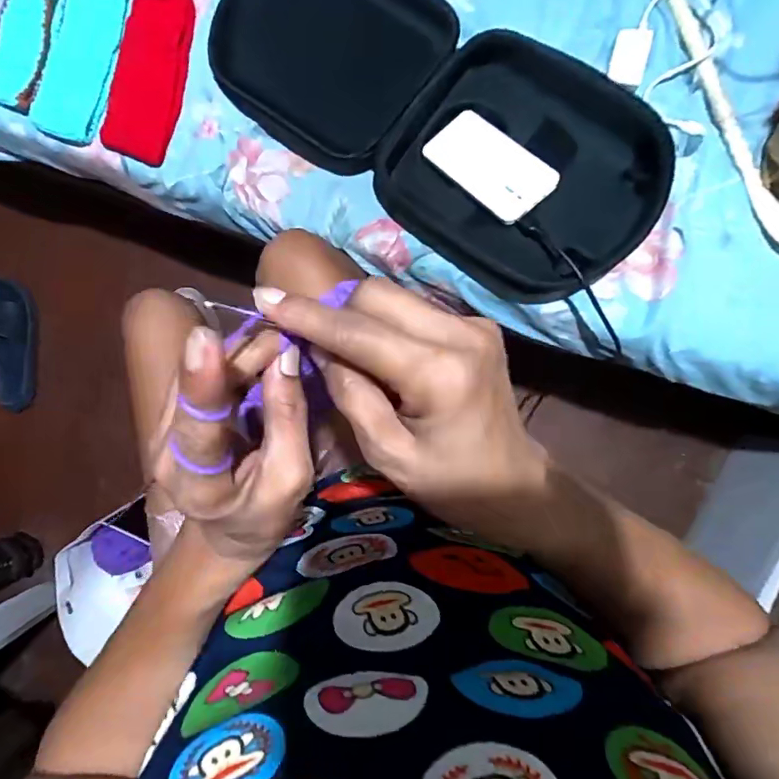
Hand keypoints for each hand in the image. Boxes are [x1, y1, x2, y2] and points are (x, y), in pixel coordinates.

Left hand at [146, 325, 313, 567]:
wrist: (225, 530)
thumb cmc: (261, 514)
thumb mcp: (289, 478)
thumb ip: (287, 420)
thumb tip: (286, 355)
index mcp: (195, 484)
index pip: (197, 430)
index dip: (201, 382)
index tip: (203, 337)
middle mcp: (165, 450)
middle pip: (199, 388)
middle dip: (241, 356)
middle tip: (285, 336)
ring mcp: (162, 426)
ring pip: (198, 373)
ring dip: (240, 353)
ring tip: (277, 342)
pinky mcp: (170, 410)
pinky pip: (201, 373)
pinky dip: (232, 359)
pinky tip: (259, 351)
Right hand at [253, 280, 549, 536]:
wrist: (514, 484)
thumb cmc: (448, 482)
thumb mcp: (386, 453)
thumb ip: (349, 394)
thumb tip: (319, 347)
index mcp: (438, 373)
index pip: (357, 331)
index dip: (306, 315)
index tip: (265, 297)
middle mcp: (460, 334)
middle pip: (374, 295)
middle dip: (332, 312)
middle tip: (307, 340)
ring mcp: (472, 323)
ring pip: (391, 295)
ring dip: (355, 315)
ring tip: (339, 350)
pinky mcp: (474, 324)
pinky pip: (410, 307)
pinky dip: (380, 322)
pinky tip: (374, 352)